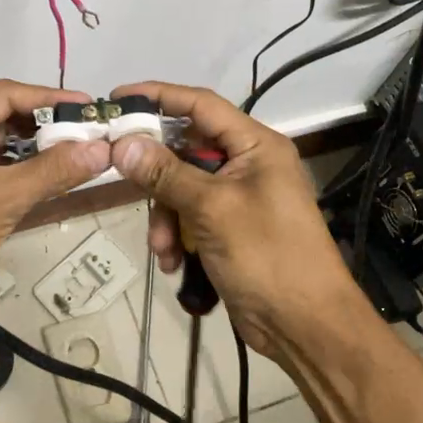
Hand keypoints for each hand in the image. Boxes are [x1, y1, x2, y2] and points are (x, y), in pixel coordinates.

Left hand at [0, 80, 112, 326]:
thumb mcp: (3, 201)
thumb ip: (53, 171)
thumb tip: (102, 148)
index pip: (3, 95)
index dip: (48, 98)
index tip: (88, 105)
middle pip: (2, 113)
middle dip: (46, 122)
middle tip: (88, 129)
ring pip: (0, 138)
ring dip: (37, 144)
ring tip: (78, 148)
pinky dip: (22, 164)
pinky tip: (52, 170)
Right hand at [108, 81, 360, 357]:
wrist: (305, 327)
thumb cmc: (268, 256)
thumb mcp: (212, 209)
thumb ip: (165, 173)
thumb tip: (122, 144)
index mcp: (256, 145)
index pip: (200, 105)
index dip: (158, 96)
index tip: (117, 100)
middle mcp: (248, 163)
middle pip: (185, 148)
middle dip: (156, 174)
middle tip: (121, 180)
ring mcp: (239, 197)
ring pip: (181, 187)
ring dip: (164, 216)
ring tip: (163, 249)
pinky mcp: (229, 229)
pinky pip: (189, 217)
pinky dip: (176, 236)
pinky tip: (174, 264)